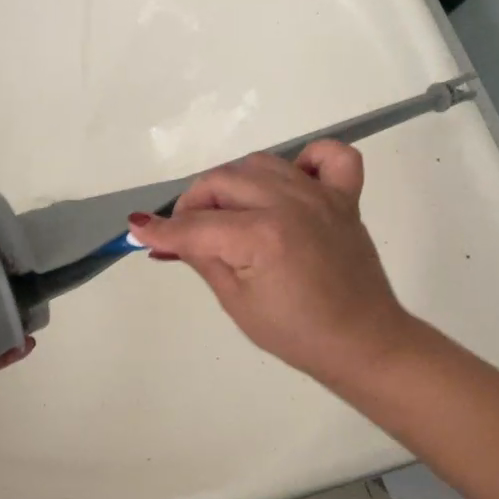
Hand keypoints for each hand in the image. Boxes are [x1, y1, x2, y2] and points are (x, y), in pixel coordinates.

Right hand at [129, 142, 420, 385]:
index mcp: (261, 235)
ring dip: (233, 183)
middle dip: (193, 204)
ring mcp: (320, 195)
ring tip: (227, 215)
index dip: (161, 230)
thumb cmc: (294, 333)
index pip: (195, 224)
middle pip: (221, 181)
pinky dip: (305, 161)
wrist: (361, 342)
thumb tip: (159, 234)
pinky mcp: (344, 196)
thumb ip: (199, 256)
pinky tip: (288, 185)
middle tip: (186, 236)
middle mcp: (289, 204)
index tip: (137, 231)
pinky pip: (327, 156)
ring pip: (259, 164)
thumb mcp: (234, 300)